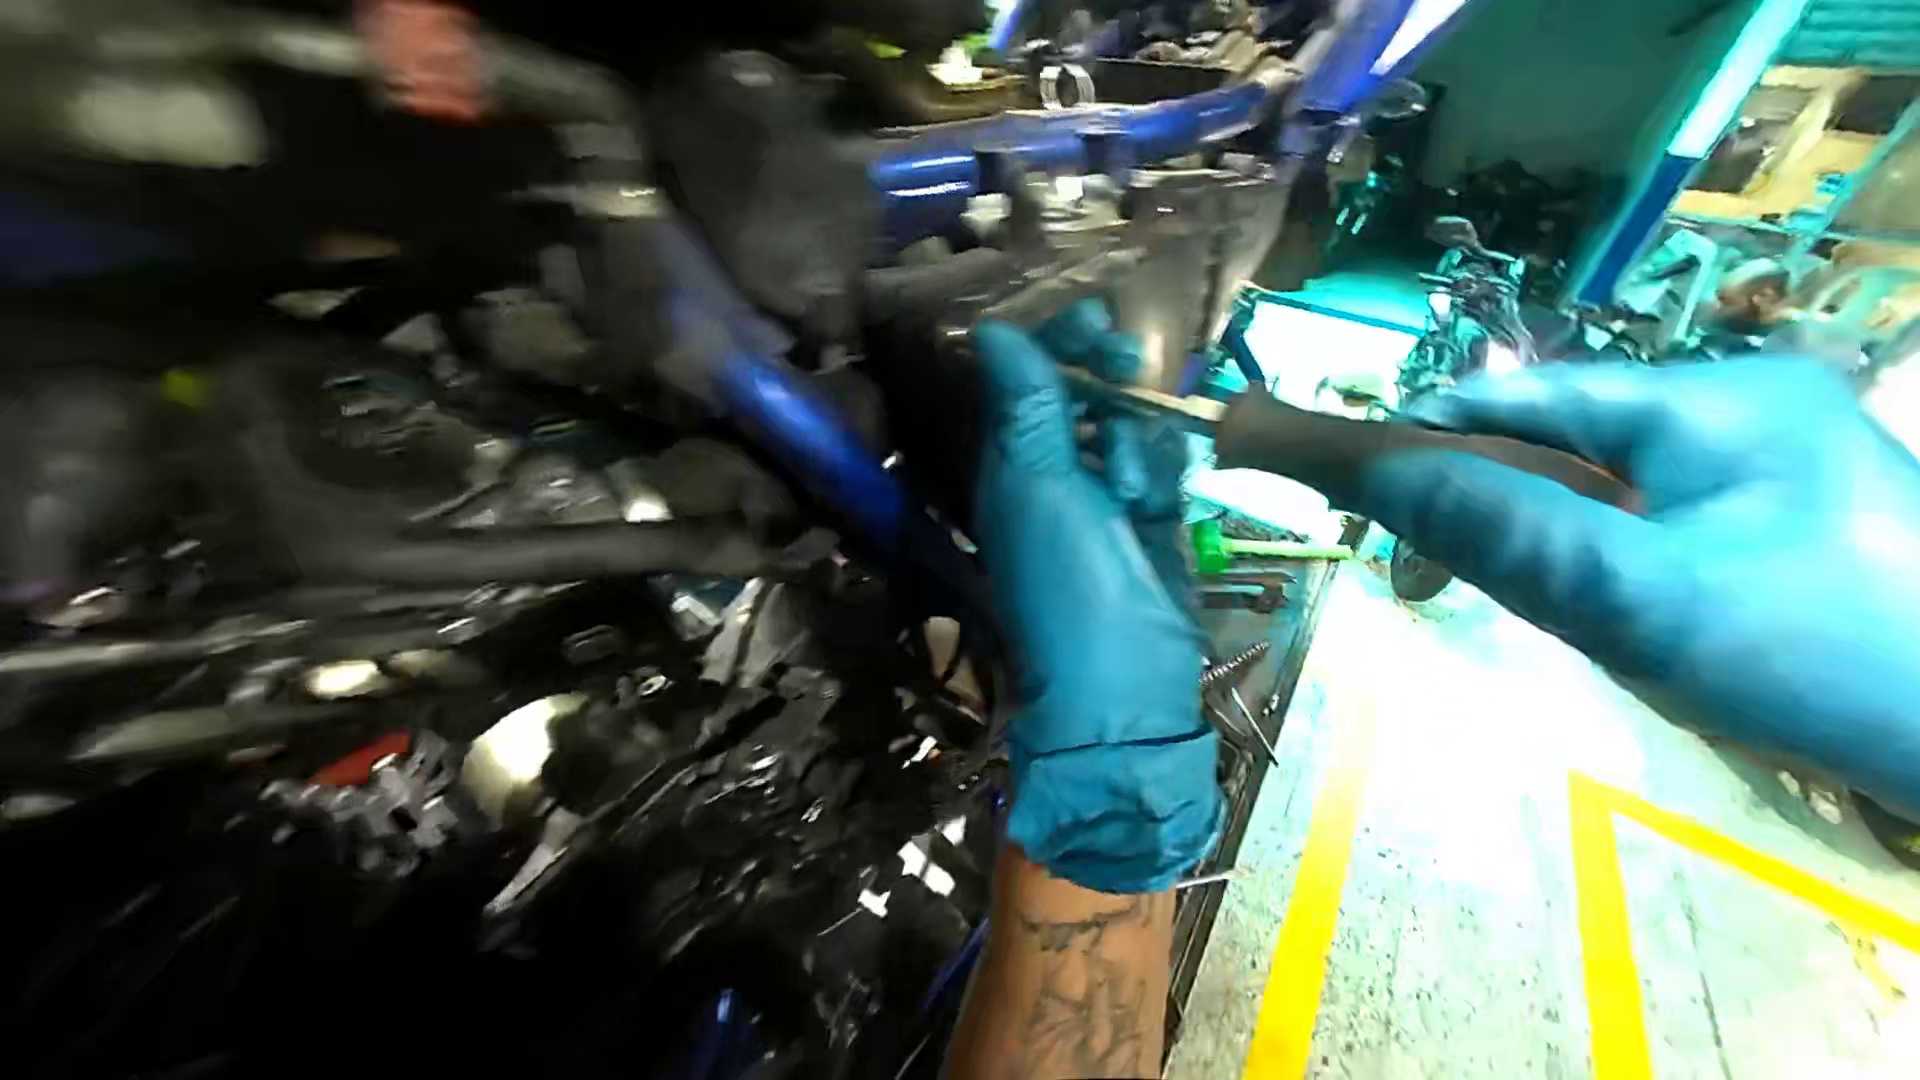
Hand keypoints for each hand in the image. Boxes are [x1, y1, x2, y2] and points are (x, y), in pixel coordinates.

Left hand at [972, 302, 1219, 893]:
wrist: (1126, 676)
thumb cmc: (1072, 580)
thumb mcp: (1042, 488)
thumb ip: (1025, 408)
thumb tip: (990, 330)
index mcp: (1012, 463)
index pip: (1029, 379)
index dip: (1059, 343)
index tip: (1098, 323)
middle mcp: (1053, 473)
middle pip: (1085, 394)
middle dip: (1111, 388)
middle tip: (1133, 377)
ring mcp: (1103, 495)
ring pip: (1132, 426)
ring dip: (1140, 446)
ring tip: (1136, 497)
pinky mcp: (1148, 517)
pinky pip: (1162, 464)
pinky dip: (1163, 474)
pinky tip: (1159, 507)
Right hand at [1358, 359, 1919, 811]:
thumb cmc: (1825, 663)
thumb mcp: (1625, 592)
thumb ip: (1488, 523)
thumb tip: (1362, 468)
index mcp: (1701, 400)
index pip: (1512, 396)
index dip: (1419, 439)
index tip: (1351, 500)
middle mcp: (1715, 411)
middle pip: (1533, 442)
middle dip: (1465, 503)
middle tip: (1416, 577)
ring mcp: (1731, 464)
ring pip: (1561, 485)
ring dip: (1505, 534)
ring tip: (1469, 590)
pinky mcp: (1737, 514)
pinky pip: (1601, 519)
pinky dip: (1555, 553)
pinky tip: (1551, 593)